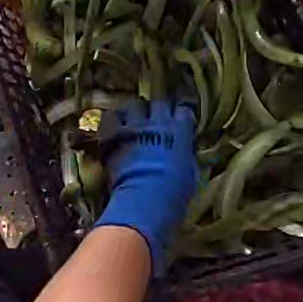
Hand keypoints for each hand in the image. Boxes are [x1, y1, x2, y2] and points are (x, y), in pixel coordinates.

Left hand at [95, 99, 197, 274]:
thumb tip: (182, 148)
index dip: (181, 114)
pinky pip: (112, 118)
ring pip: (135, 105)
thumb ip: (185, 153)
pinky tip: (115, 127)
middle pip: (160, 102)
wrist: (145, 200)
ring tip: (134, 121)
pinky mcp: (115, 134)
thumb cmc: (174, 193)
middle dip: (158, 108)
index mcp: (180, 131)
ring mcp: (135, 126)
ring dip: (136, 112)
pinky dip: (114, 121)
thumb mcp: (190, 172)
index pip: (184, 110)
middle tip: (156, 118)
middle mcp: (158, 123)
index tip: (179, 119)